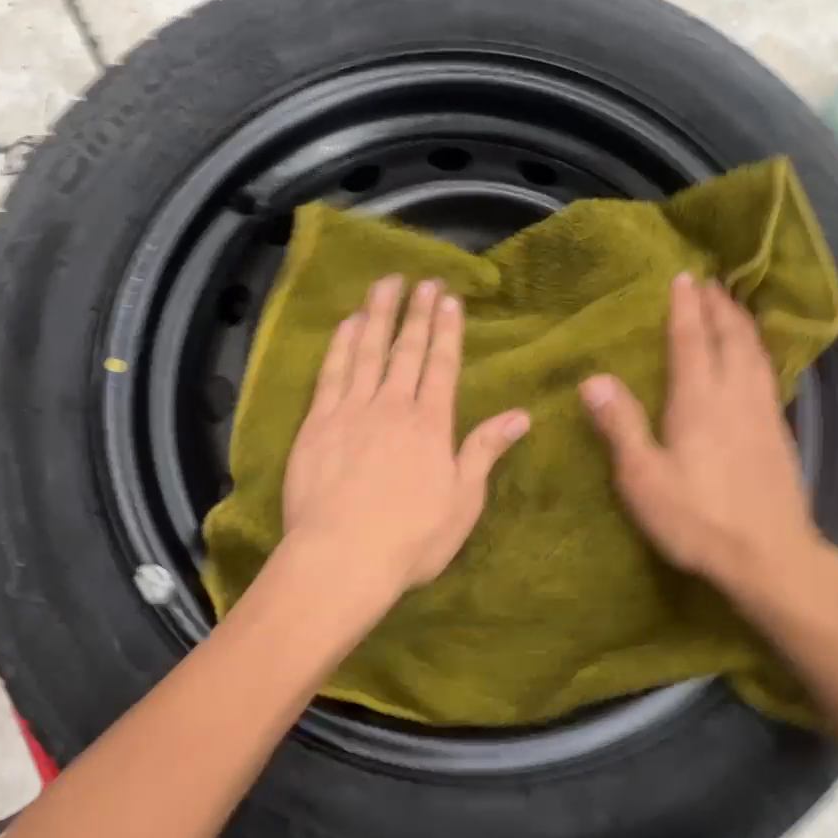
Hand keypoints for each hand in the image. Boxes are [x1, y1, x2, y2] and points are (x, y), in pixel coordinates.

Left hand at [281, 275, 530, 601]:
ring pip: (367, 352)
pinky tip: (347, 325)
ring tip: (384, 285)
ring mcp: (351, 411)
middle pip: (406, 350)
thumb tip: (520, 415)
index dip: (446, 330)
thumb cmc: (411, 538)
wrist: (342, 556)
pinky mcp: (316, 424)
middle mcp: (392, 406)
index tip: (447, 299)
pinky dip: (341, 346)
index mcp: (431, 424)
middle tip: (422, 281)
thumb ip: (485, 450)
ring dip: (378, 315)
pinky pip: (331, 374)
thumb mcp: (463, 500)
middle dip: (416, 313)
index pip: (442, 366)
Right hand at [581, 274, 837, 618]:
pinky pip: (768, 375)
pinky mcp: (779, 435)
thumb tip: (593, 379)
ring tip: (734, 307)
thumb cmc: (698, 519)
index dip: (686, 308)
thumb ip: (620, 426)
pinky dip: (758, 352)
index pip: (691, 341)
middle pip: (732, 338)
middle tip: (710, 282)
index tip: (683, 277)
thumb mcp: (643, 479)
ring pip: (756, 354)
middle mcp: (735, 397)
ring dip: (743, 324)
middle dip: (720, 307)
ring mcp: (763, 415)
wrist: (771, 557)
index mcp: (699, 401)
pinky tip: (755, 361)